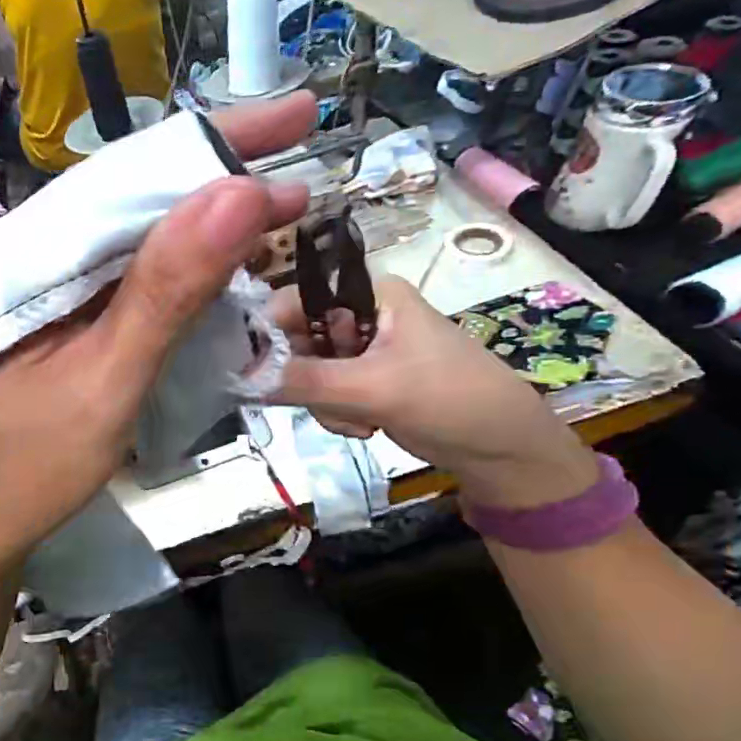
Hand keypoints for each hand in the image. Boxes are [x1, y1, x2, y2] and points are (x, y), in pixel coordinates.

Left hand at [0, 92, 319, 563]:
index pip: (131, 174)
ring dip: (214, 219)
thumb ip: (165, 293)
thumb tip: (237, 192)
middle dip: (224, 174)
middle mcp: (39, 254)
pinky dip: (190, 265)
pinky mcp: (73, 316)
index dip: (216, 140)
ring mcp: (57, 287)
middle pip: (139, 194)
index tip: (296, 113)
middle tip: (303, 156)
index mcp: (29, 256)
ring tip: (284, 205)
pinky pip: (137, 275)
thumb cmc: (38, 465)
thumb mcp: (107, 380)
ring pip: (142, 233)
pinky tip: (232, 260)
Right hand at [268, 277, 598, 509]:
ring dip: (324, 403)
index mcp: (368, 293)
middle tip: (327, 403)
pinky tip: (366, 426)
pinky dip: (337, 414)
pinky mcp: (364, 380)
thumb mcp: (373, 388)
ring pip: (307, 374)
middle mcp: (361, 314)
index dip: (267, 333)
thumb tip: (239, 378)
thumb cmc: (448, 399)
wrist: (500, 448)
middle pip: (297, 340)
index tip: (247, 370)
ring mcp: (362, 349)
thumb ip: (305, 381)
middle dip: (306, 380)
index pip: (295, 299)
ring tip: (361, 420)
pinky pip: (325, 393)